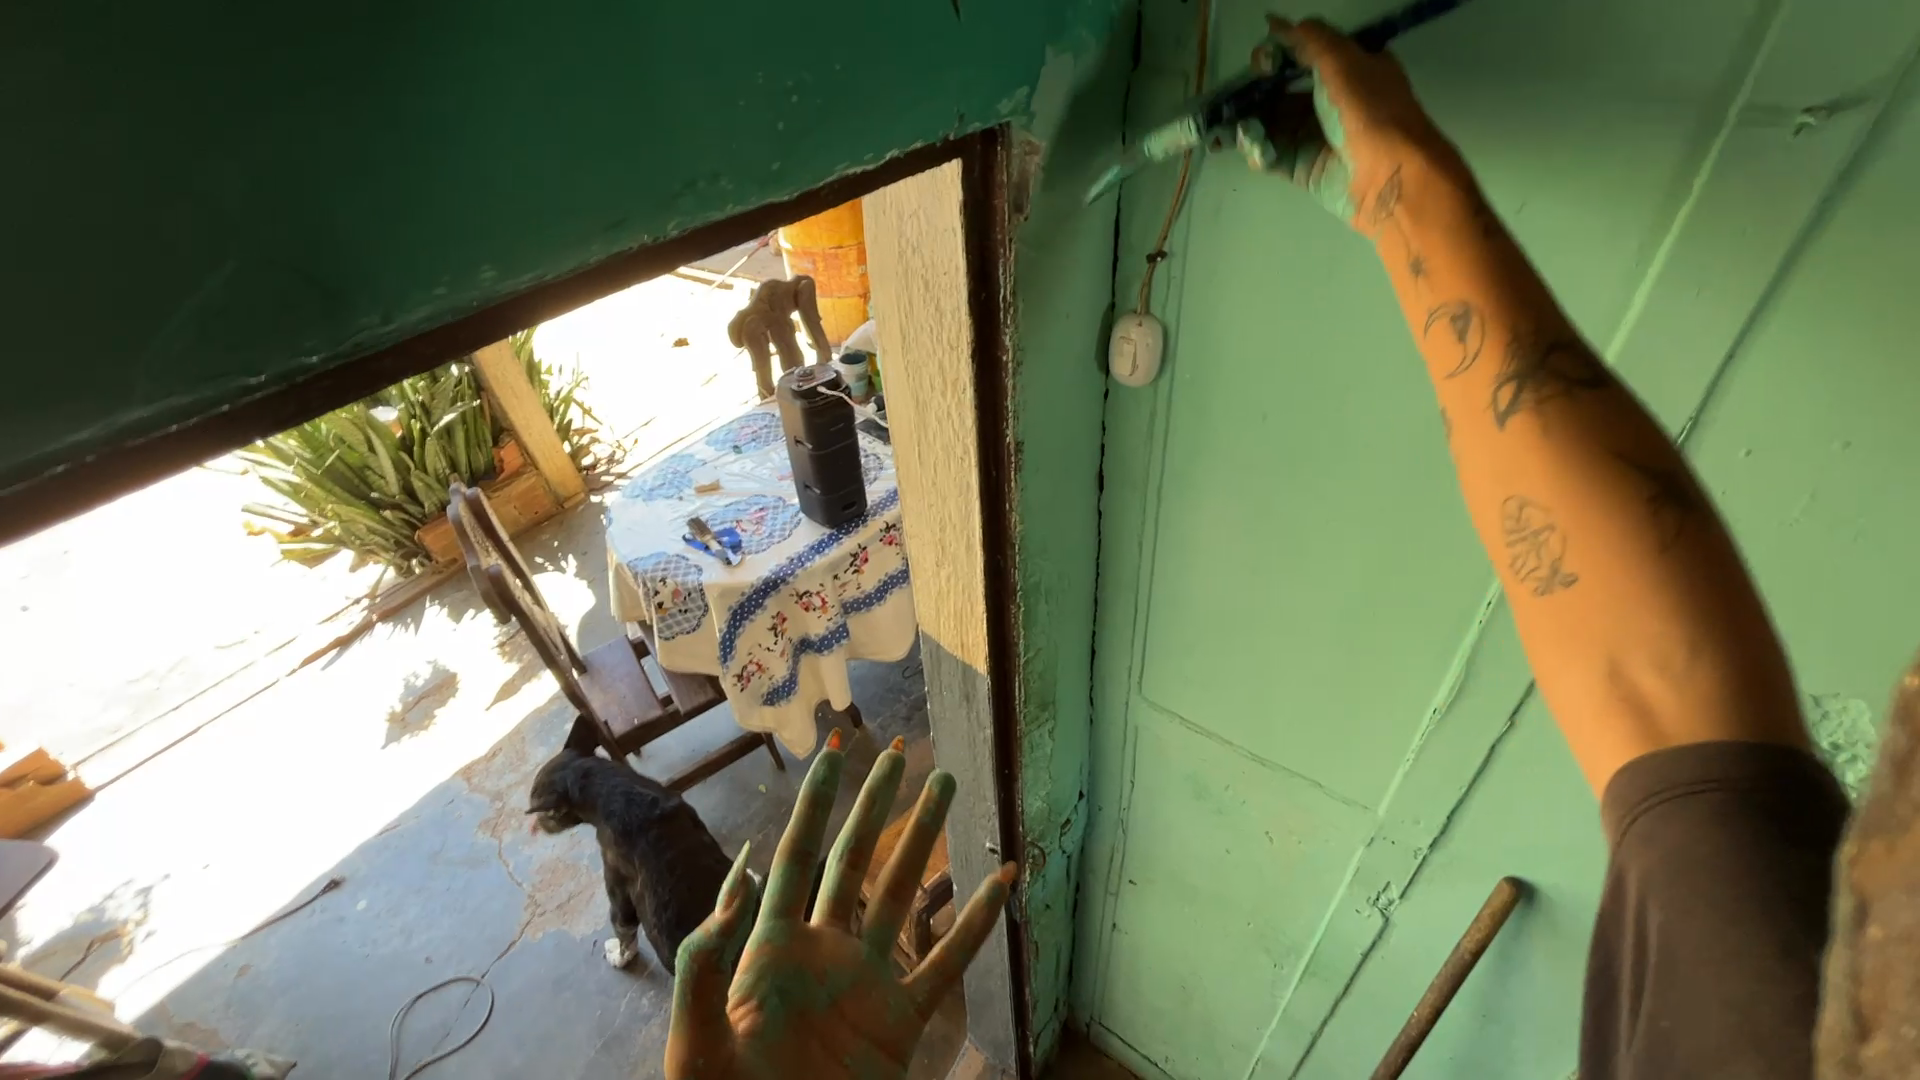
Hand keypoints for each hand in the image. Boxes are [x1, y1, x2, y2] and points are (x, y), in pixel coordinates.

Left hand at [667, 732, 1017, 1079]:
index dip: (815, 804)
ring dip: (925, 838)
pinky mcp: (902, 1023)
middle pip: (855, 858)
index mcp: (774, 949)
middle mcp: (825, 951)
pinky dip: (976, 923)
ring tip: (945, 787)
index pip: (798, 856)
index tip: (834, 754)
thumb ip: (706, 967)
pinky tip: (1000, 882)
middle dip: (875, 803)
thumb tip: (741, 877)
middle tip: (900, 753)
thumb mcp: (696, 1047)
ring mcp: (868, 982)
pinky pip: (947, 963)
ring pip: (904, 893)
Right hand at [1238, 16, 1461, 227]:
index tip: (1260, 65)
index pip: (1301, 58)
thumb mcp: (1341, 60)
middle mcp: (1328, 102)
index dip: (1276, 59)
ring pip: (1270, 127)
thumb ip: (1307, 38)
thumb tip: (1274, 22)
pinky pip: (1273, 156)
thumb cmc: (1366, 109)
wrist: (1384, 170)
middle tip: (1229, 106)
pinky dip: (1260, 152)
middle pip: (1278, 95)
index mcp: (1345, 69)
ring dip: (1249, 127)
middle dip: (1251, 99)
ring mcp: (1314, 137)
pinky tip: (1258, 151)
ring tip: (1234, 134)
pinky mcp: (1303, 168)